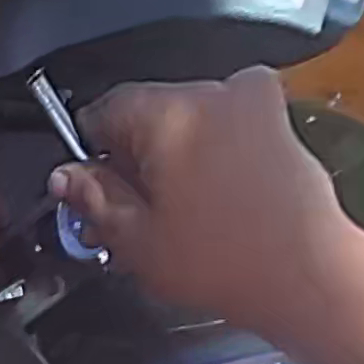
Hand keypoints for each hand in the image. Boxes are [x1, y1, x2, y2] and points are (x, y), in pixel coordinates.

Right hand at [50, 66, 363, 334]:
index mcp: (174, 113)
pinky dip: (193, 161)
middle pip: (145, 116)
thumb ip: (93, 196)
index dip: (85, 150)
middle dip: (123, 163)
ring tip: (153, 221)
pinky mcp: (276, 122)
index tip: (81, 189)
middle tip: (114, 218)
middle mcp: (217, 91)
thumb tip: (63, 175)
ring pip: (179, 126)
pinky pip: (214, 131)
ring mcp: (254, 103)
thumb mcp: (132, 235)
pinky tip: (189, 207)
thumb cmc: (214, 259)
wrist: (300, 271)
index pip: (106, 108)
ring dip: (157, 166)